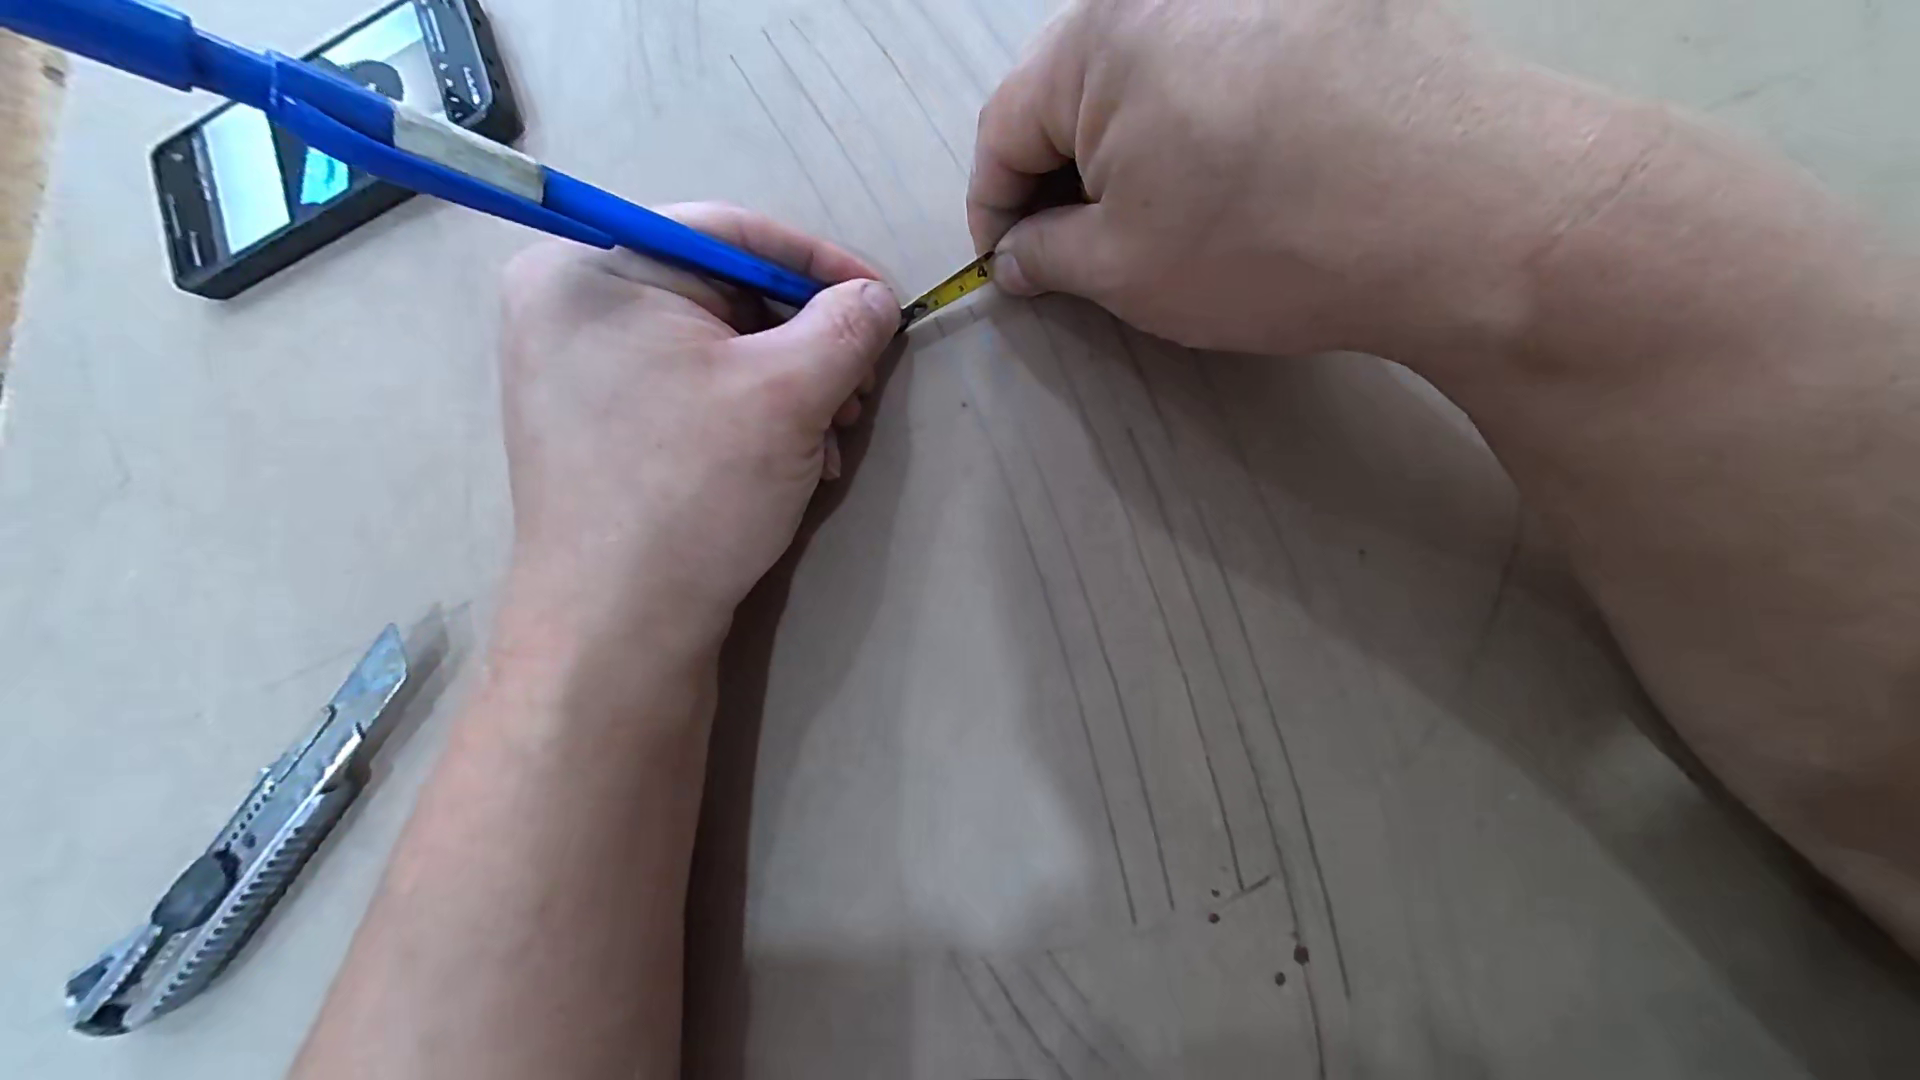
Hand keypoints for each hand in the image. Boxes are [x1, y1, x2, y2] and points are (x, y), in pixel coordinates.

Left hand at [496, 204, 898, 644]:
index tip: (883, 299)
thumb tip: (877, 298)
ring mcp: (586, 375)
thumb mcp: (788, 396)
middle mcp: (576, 311)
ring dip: (794, 392)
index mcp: (595, 272)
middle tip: (859, 393)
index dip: (821, 263)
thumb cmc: (695, 491)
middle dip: (810, 347)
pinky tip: (793, 464)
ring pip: (723, 353)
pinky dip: (759, 421)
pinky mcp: (608, 428)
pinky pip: (700, 394)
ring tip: (829, 443)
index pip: (732, 235)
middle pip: (729, 298)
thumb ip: (845, 328)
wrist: (622, 625)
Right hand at [968, 0, 1657, 362]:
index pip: (1003, 129)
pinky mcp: (1314, 1)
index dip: (990, 208)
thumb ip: (1043, 257)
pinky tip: (1206, 183)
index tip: (1002, 266)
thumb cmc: (1259, 247)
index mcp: (1101, 37)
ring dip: (1116, 160)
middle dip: (1052, 184)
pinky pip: (1206, 67)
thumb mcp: (1121, 269)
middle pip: (1068, 96)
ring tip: (1137, 227)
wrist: (1464, 214)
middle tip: (1066, 255)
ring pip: (1138, 82)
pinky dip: (1179, 132)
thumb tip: (1009, 258)